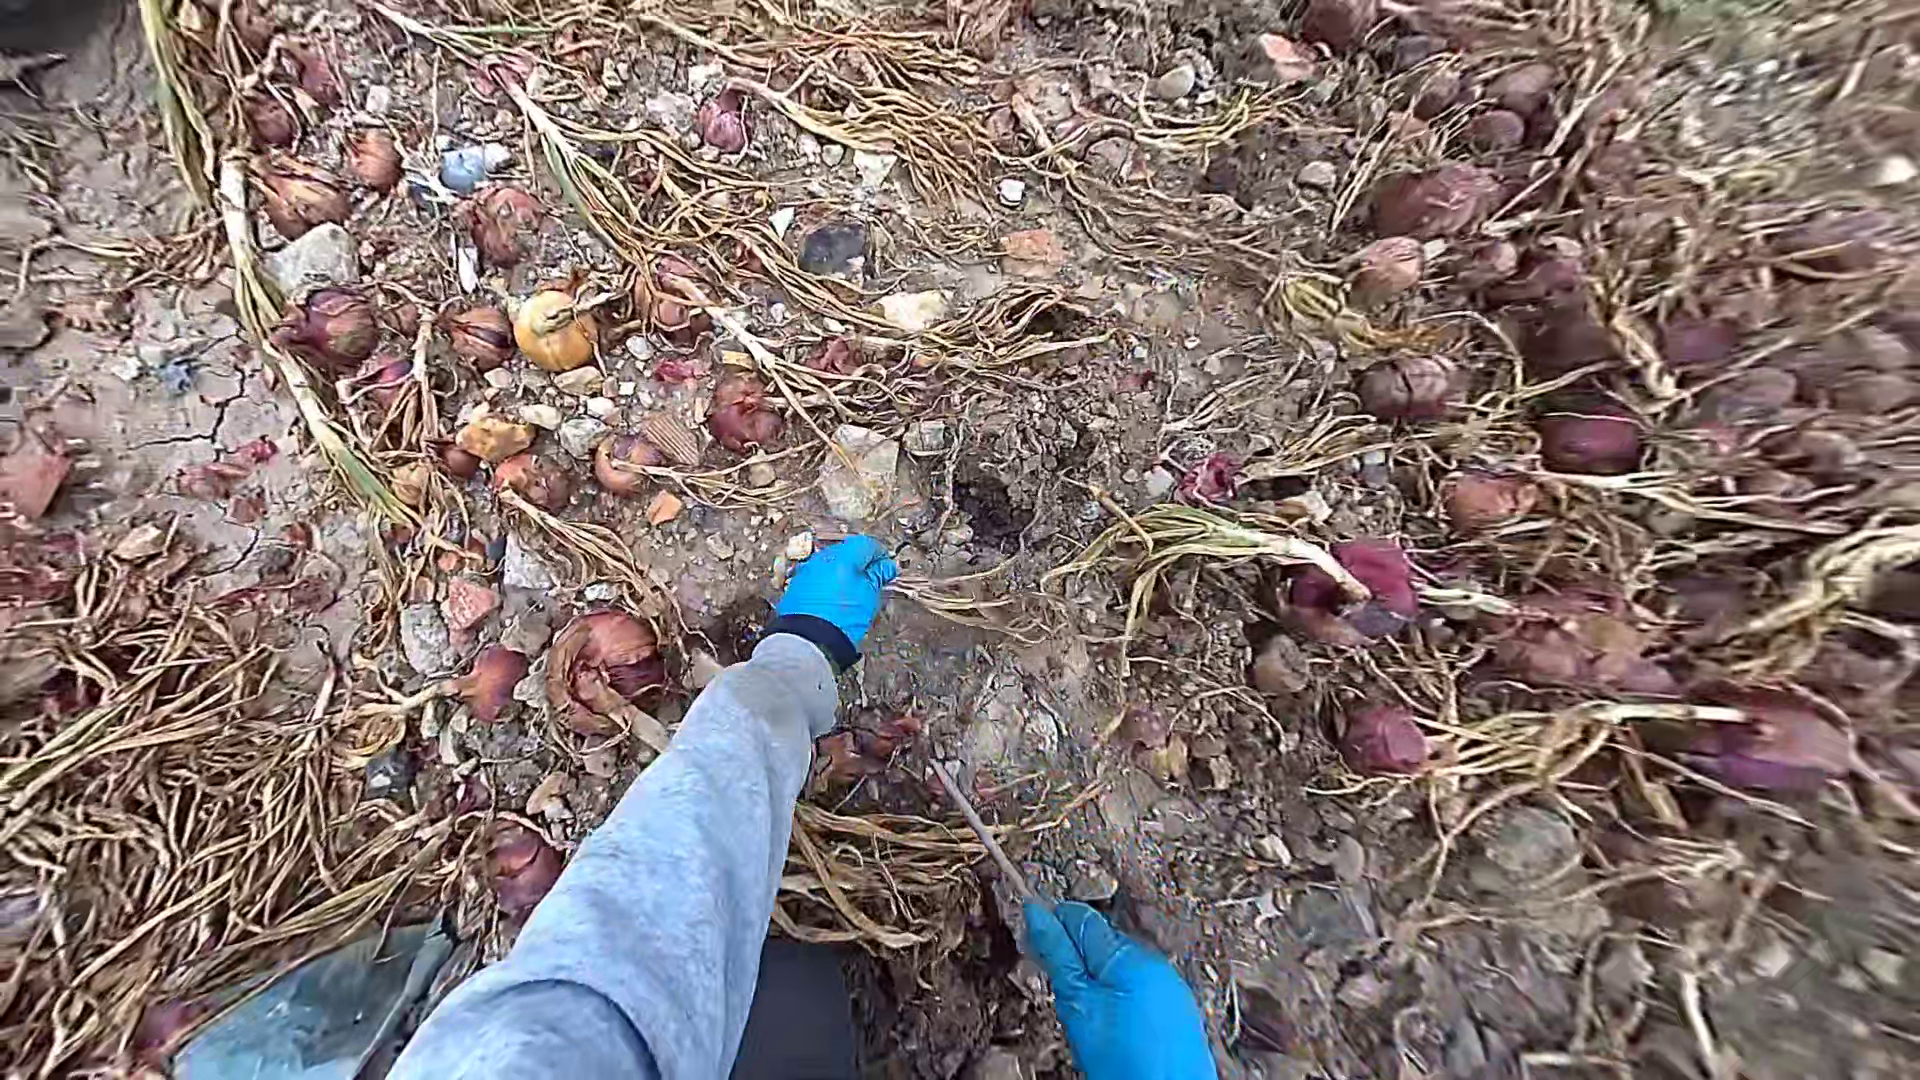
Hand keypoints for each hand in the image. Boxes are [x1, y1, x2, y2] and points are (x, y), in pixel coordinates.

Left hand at [774, 535, 896, 646]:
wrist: (807, 643)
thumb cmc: (840, 621)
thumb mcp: (868, 597)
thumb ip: (878, 576)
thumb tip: (886, 567)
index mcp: (842, 558)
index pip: (866, 545)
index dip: (880, 555)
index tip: (886, 568)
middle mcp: (822, 560)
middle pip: (847, 552)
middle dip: (861, 564)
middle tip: (873, 581)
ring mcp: (807, 573)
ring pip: (831, 565)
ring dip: (845, 574)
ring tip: (854, 595)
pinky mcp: (796, 587)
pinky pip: (818, 578)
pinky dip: (829, 584)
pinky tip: (836, 601)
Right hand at [1024, 901, 1215, 1079]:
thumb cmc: (1124, 1066)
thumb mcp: (1078, 1006)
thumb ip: (1056, 953)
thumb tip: (1035, 911)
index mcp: (1125, 954)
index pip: (1079, 917)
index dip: (1053, 927)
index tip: (1035, 943)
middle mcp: (1151, 961)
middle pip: (1098, 942)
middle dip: (1075, 960)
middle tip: (1061, 993)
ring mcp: (1169, 987)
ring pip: (1117, 968)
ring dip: (1097, 982)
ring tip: (1087, 1019)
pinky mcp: (1179, 1012)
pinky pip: (1139, 990)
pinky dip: (1121, 1001)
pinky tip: (1114, 1031)